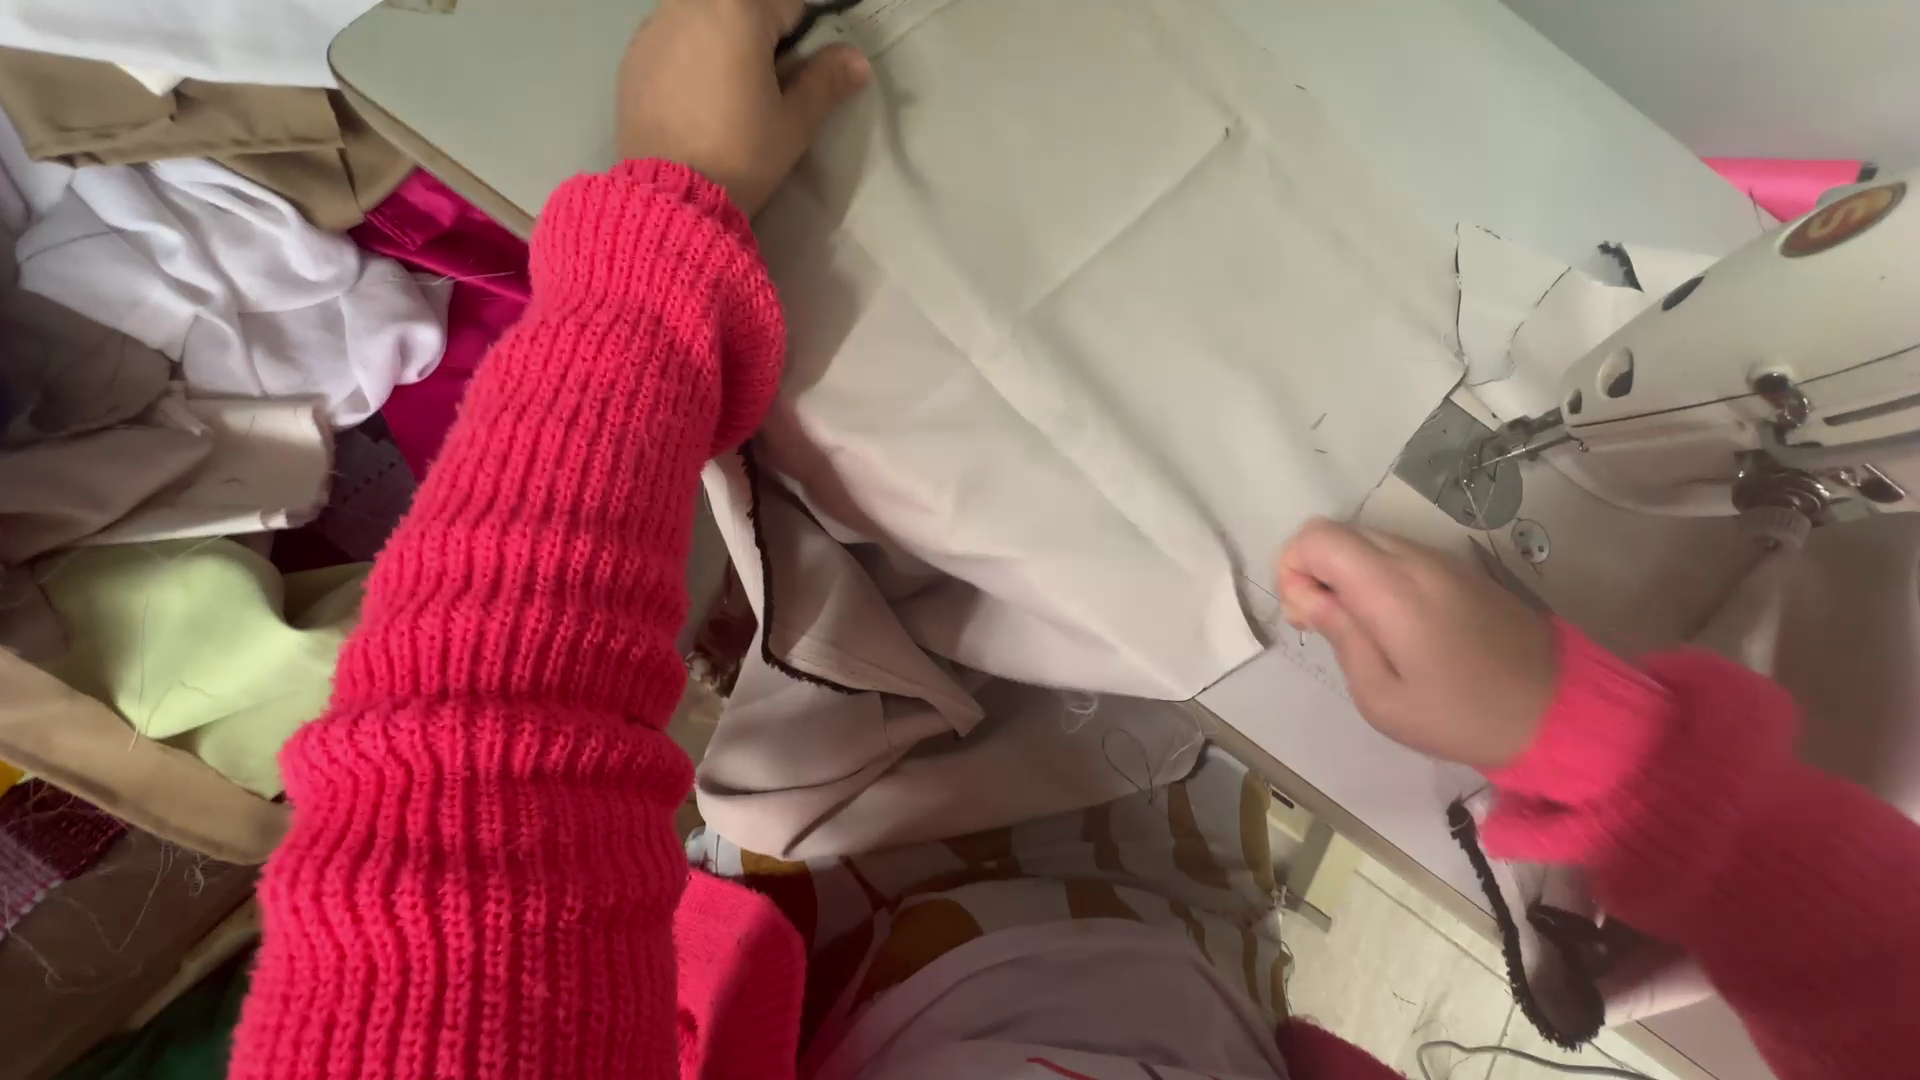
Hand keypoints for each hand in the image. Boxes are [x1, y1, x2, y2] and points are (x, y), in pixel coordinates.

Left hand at [617, 0, 870, 215]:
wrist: (674, 195)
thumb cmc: (742, 155)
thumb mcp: (794, 125)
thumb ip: (826, 83)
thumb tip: (858, 61)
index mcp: (738, 9)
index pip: (790, 5)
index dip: (803, 42)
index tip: (799, 80)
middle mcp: (691, 2)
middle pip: (743, 8)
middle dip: (759, 39)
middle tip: (763, 93)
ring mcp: (655, 25)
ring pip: (704, 19)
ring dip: (722, 45)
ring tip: (726, 99)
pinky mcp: (633, 55)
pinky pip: (673, 41)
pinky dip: (689, 59)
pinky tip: (694, 104)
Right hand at [1274, 519, 1558, 770]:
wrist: (1562, 714)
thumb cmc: (1460, 716)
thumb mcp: (1382, 698)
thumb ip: (1341, 636)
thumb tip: (1308, 598)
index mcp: (1392, 590)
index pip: (1317, 538)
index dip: (1292, 567)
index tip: (1302, 614)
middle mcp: (1415, 561)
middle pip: (1336, 531)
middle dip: (1310, 568)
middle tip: (1318, 620)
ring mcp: (1442, 560)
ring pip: (1365, 539)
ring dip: (1340, 571)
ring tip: (1352, 623)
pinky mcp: (1460, 570)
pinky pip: (1396, 553)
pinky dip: (1371, 573)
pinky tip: (1386, 619)